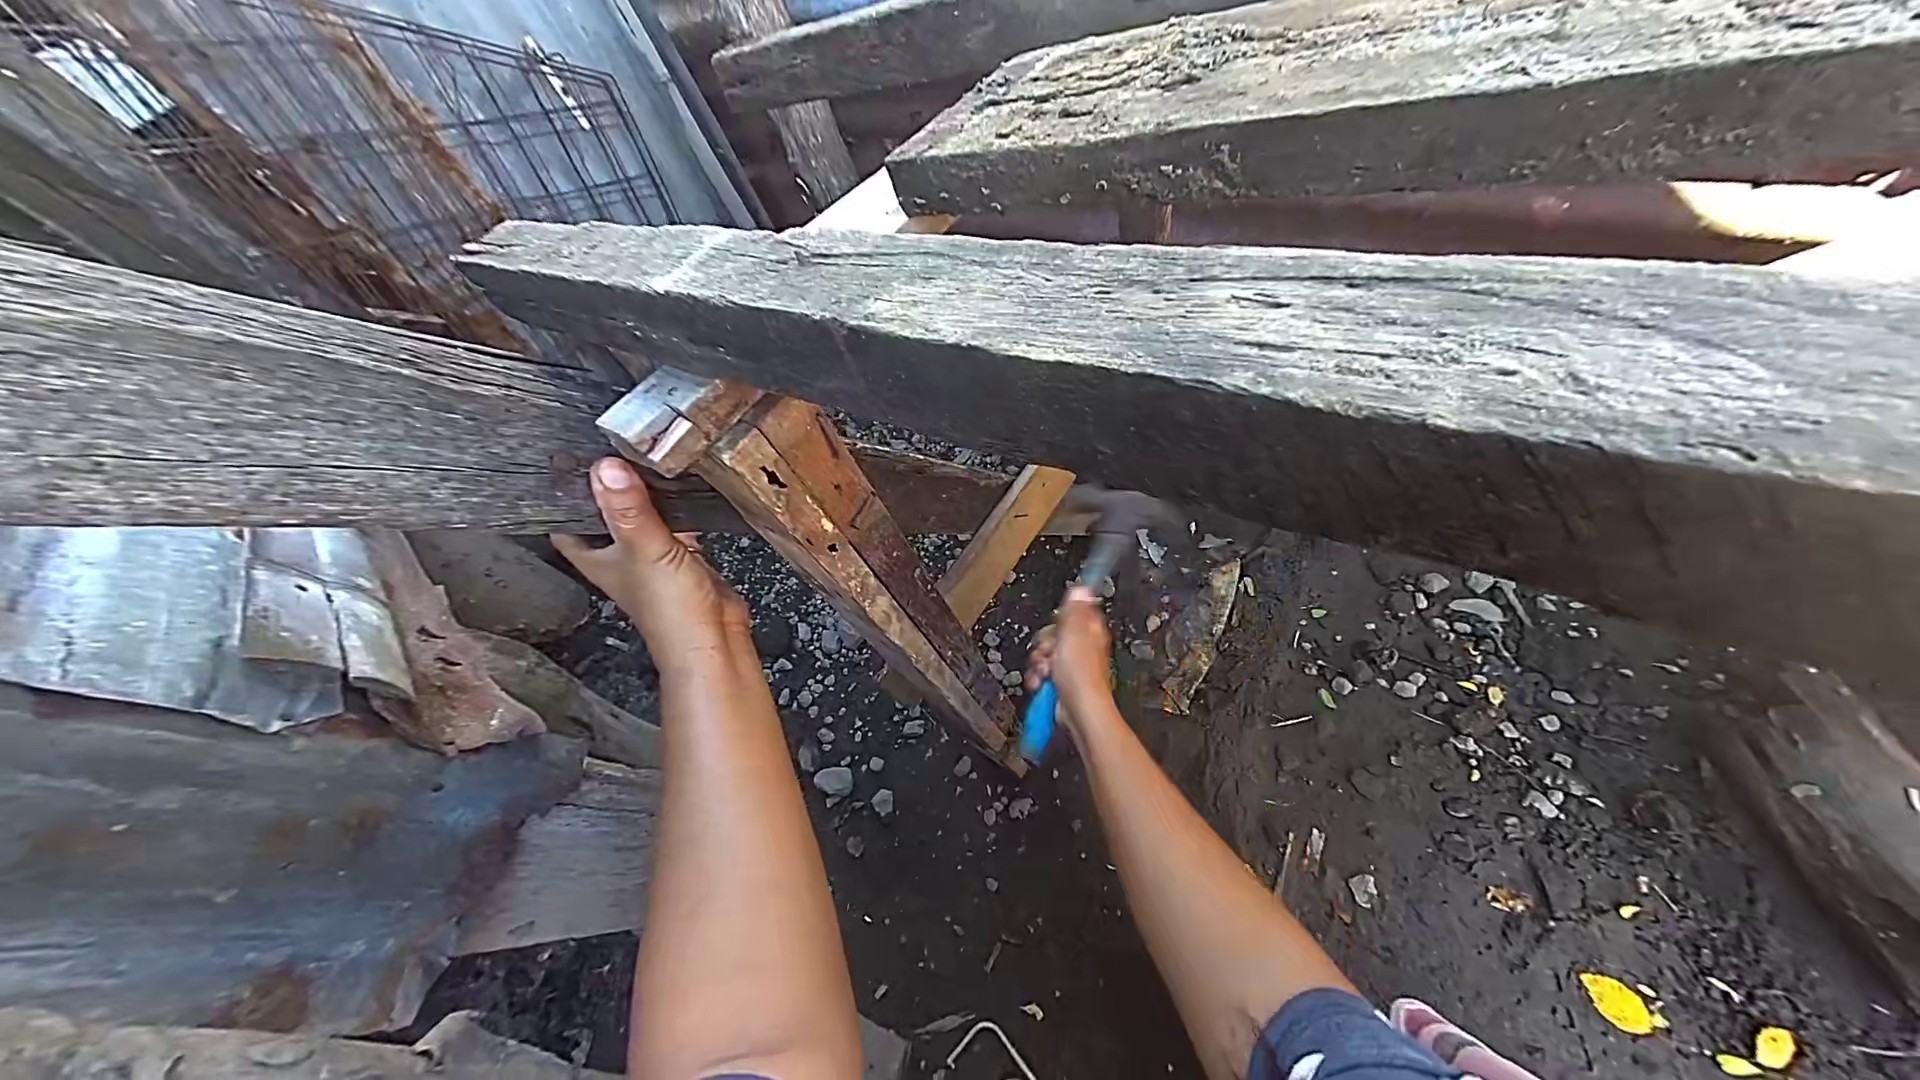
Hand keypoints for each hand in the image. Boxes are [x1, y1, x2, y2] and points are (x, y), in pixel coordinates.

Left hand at [552, 457, 750, 670]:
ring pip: (640, 514)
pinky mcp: (683, 555)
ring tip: (648, 456)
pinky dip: (679, 507)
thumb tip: (606, 467)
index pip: (565, 516)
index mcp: (593, 555)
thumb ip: (628, 508)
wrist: (713, 635)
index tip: (570, 455)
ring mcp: (651, 554)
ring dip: (645, 493)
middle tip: (614, 446)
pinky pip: (675, 523)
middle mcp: (618, 553)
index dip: (563, 489)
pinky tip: (687, 490)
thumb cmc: (669, 610)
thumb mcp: (644, 549)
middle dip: (609, 483)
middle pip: (605, 510)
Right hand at [1023, 585, 1114, 737]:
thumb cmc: (1081, 676)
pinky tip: (1041, 681)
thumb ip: (1074, 611)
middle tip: (1049, 652)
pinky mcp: (1060, 678)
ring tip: (1045, 671)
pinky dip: (1038, 675)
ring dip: (1039, 662)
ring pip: (1044, 651)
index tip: (1057, 627)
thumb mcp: (1073, 635)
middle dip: (1044, 643)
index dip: (1060, 618)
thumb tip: (1080, 588)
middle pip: (1052, 632)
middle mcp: (1081, 645)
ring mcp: (1070, 663)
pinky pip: (1041, 669)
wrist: (1078, 710)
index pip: (1073, 612)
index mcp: (1090, 630)